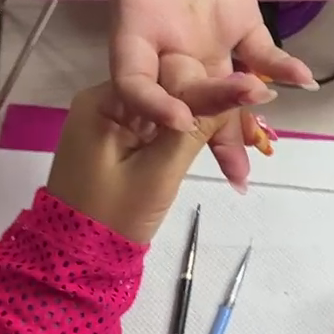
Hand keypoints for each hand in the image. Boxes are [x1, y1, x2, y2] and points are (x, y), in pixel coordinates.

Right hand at [31, 0, 316, 190]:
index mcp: (135, 20)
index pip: (134, 76)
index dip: (150, 103)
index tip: (175, 121)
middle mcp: (171, 37)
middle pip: (186, 95)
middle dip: (206, 131)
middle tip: (234, 171)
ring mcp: (207, 31)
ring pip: (223, 89)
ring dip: (237, 125)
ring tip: (252, 168)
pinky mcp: (240, 15)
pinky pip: (261, 50)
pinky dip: (280, 67)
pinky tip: (303, 84)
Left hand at [45, 74, 270, 243]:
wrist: (75, 259)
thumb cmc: (112, 217)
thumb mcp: (158, 172)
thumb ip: (196, 129)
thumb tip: (244, 88)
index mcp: (106, 100)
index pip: (170, 74)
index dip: (214, 86)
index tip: (258, 93)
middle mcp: (108, 99)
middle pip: (173, 87)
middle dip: (213, 105)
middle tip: (254, 127)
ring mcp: (114, 119)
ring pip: (173, 107)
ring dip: (206, 123)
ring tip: (247, 138)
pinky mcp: (122, 139)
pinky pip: (163, 126)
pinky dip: (188, 136)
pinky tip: (222, 144)